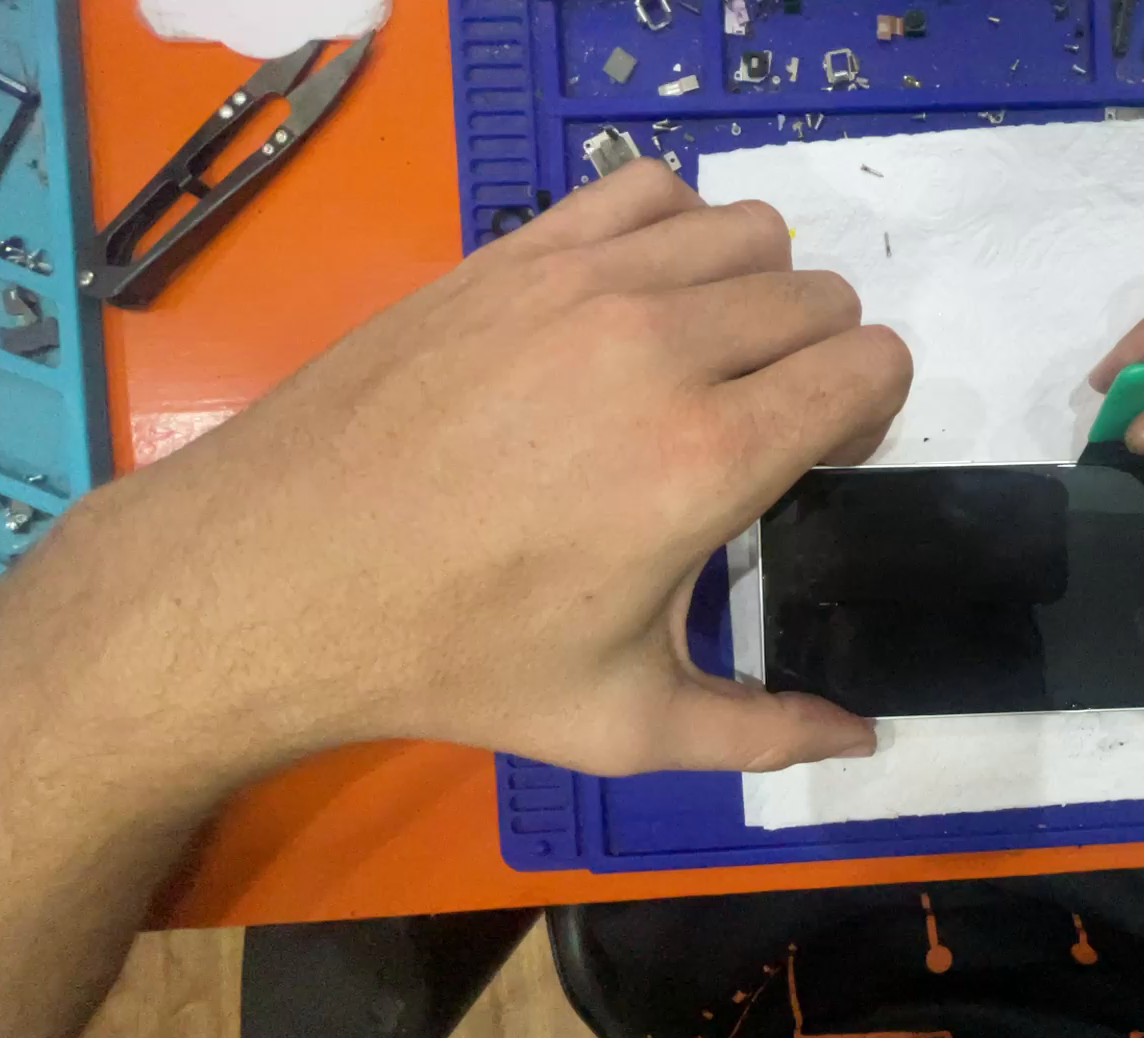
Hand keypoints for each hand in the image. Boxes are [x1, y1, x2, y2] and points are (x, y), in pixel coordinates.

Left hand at [39, 159, 908, 773]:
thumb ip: (767, 735)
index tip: (823, 455)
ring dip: (763, 295)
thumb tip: (864, 740)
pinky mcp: (518, 251)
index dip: (872, 410)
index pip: (869, 366)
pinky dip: (680, 237)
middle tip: (770, 421)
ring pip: (756, 234)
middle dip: (827, 359)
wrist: (271, 582)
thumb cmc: (463, 659)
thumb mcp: (630, 726)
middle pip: (823, 299)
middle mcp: (663, 348)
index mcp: (708, 460)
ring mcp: (585, 283)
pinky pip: (656, 191)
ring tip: (712, 361)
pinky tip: (641, 304)